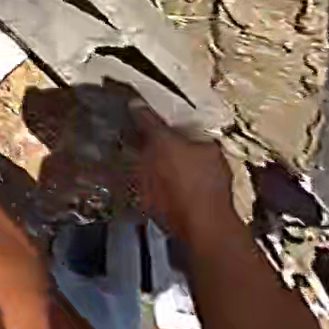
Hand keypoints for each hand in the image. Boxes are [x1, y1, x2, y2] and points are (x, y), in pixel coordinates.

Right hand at [131, 103, 239, 240]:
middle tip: (124, 134)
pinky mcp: (182, 203)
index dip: (156, 120)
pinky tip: (127, 177)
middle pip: (172, 145)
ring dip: (144, 161)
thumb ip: (150, 123)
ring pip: (164, 165)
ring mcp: (196, 185)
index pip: (180, 125)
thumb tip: (135, 102)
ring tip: (120, 154)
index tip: (135, 117)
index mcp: (207, 146)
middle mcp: (207, 164)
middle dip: (149, 141)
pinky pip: (158, 183)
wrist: (196, 226)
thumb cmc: (184, 180)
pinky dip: (144, 179)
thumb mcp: (163, 143)